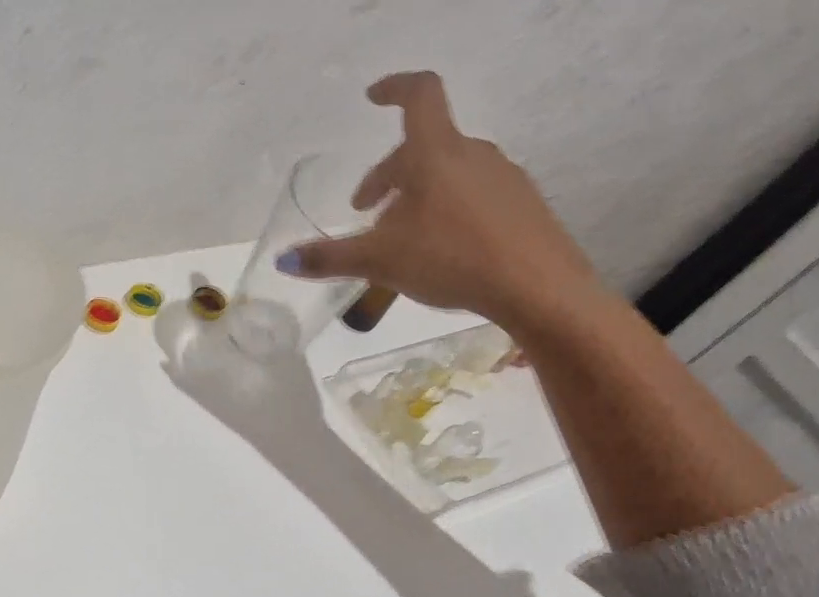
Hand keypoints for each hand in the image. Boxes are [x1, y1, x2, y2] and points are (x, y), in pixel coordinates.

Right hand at [281, 72, 604, 332]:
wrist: (535, 286)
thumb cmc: (450, 259)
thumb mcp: (379, 261)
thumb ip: (330, 259)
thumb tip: (283, 260)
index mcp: (436, 154)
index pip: (419, 96)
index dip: (394, 88)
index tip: (373, 98)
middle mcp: (472, 154)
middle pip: (423, 147)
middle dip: (389, 174)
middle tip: (366, 211)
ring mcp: (502, 176)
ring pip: (448, 173)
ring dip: (417, 195)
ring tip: (401, 238)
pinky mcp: (520, 204)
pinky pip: (473, 194)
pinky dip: (446, 210)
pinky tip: (440, 250)